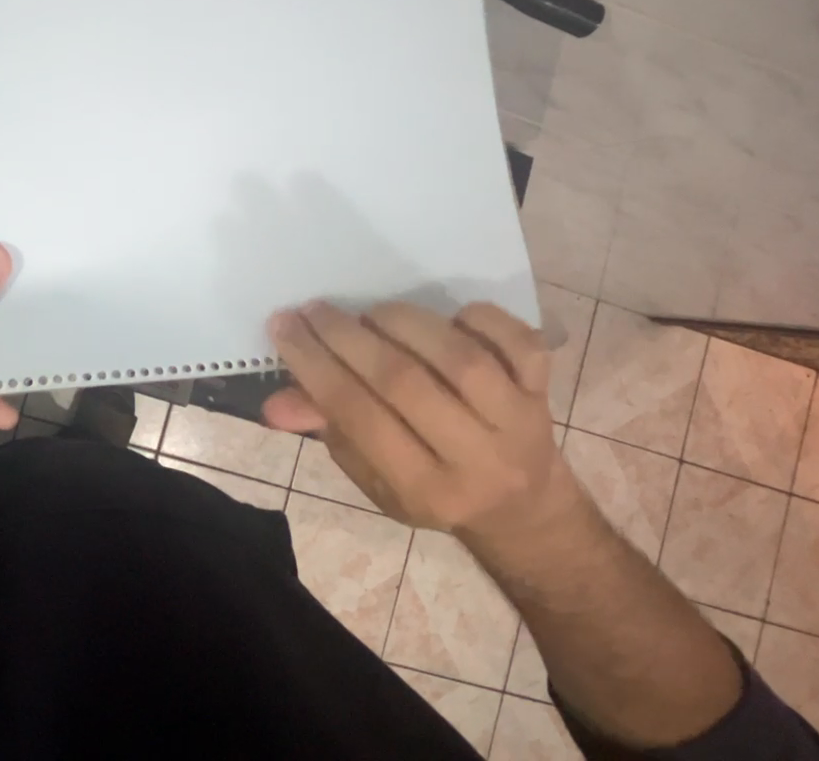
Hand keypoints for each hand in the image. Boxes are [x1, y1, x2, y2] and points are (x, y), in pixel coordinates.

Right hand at [263, 301, 568, 542]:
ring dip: (402, 324)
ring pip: (458, 358)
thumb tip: (274, 402)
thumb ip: (330, 432)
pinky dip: (479, 318)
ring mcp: (518, 421)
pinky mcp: (544, 390)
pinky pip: (518, 342)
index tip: (284, 328)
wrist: (522, 508)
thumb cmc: (433, 491)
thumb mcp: (374, 477)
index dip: (315, 366)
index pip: (359, 416)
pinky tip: (445, 316)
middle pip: (403, 383)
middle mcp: (476, 458)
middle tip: (312, 310)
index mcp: (426, 490)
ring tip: (369, 313)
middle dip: (346, 338)